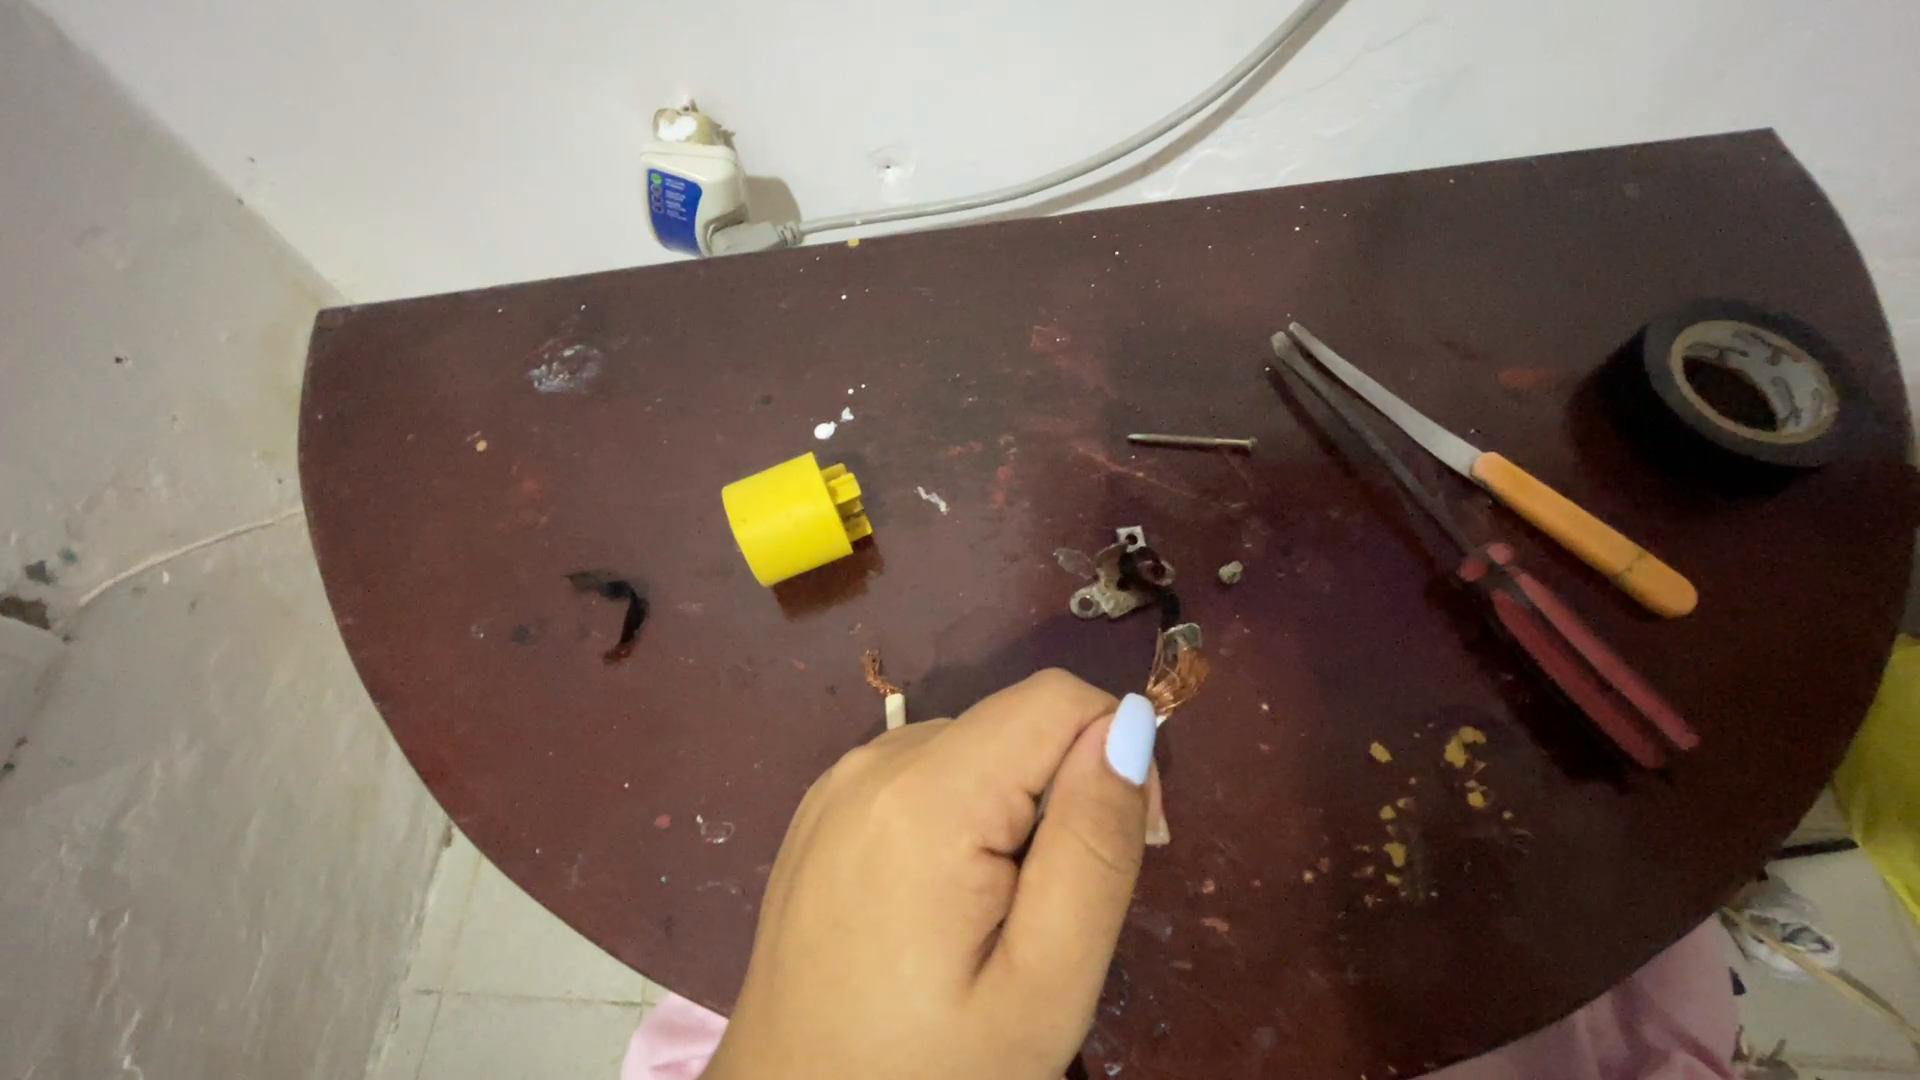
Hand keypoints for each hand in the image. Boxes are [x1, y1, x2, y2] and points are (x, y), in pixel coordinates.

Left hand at [704, 670, 1165, 1079]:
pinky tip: (939, 897)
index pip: (1056, 698)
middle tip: (1048, 908)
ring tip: (990, 911)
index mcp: (925, 794)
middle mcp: (874, 760)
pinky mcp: (825, 802)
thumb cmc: (928, 1070)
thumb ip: (1093, 845)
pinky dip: (961, 812)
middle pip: (1014, 724)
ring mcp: (840, 777)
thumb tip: (1128, 722)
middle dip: (1060, 792)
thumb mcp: (1043, 985)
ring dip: (1010, 807)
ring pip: (975, 747)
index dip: (1111, 751)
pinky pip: (926, 771)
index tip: (1123, 843)